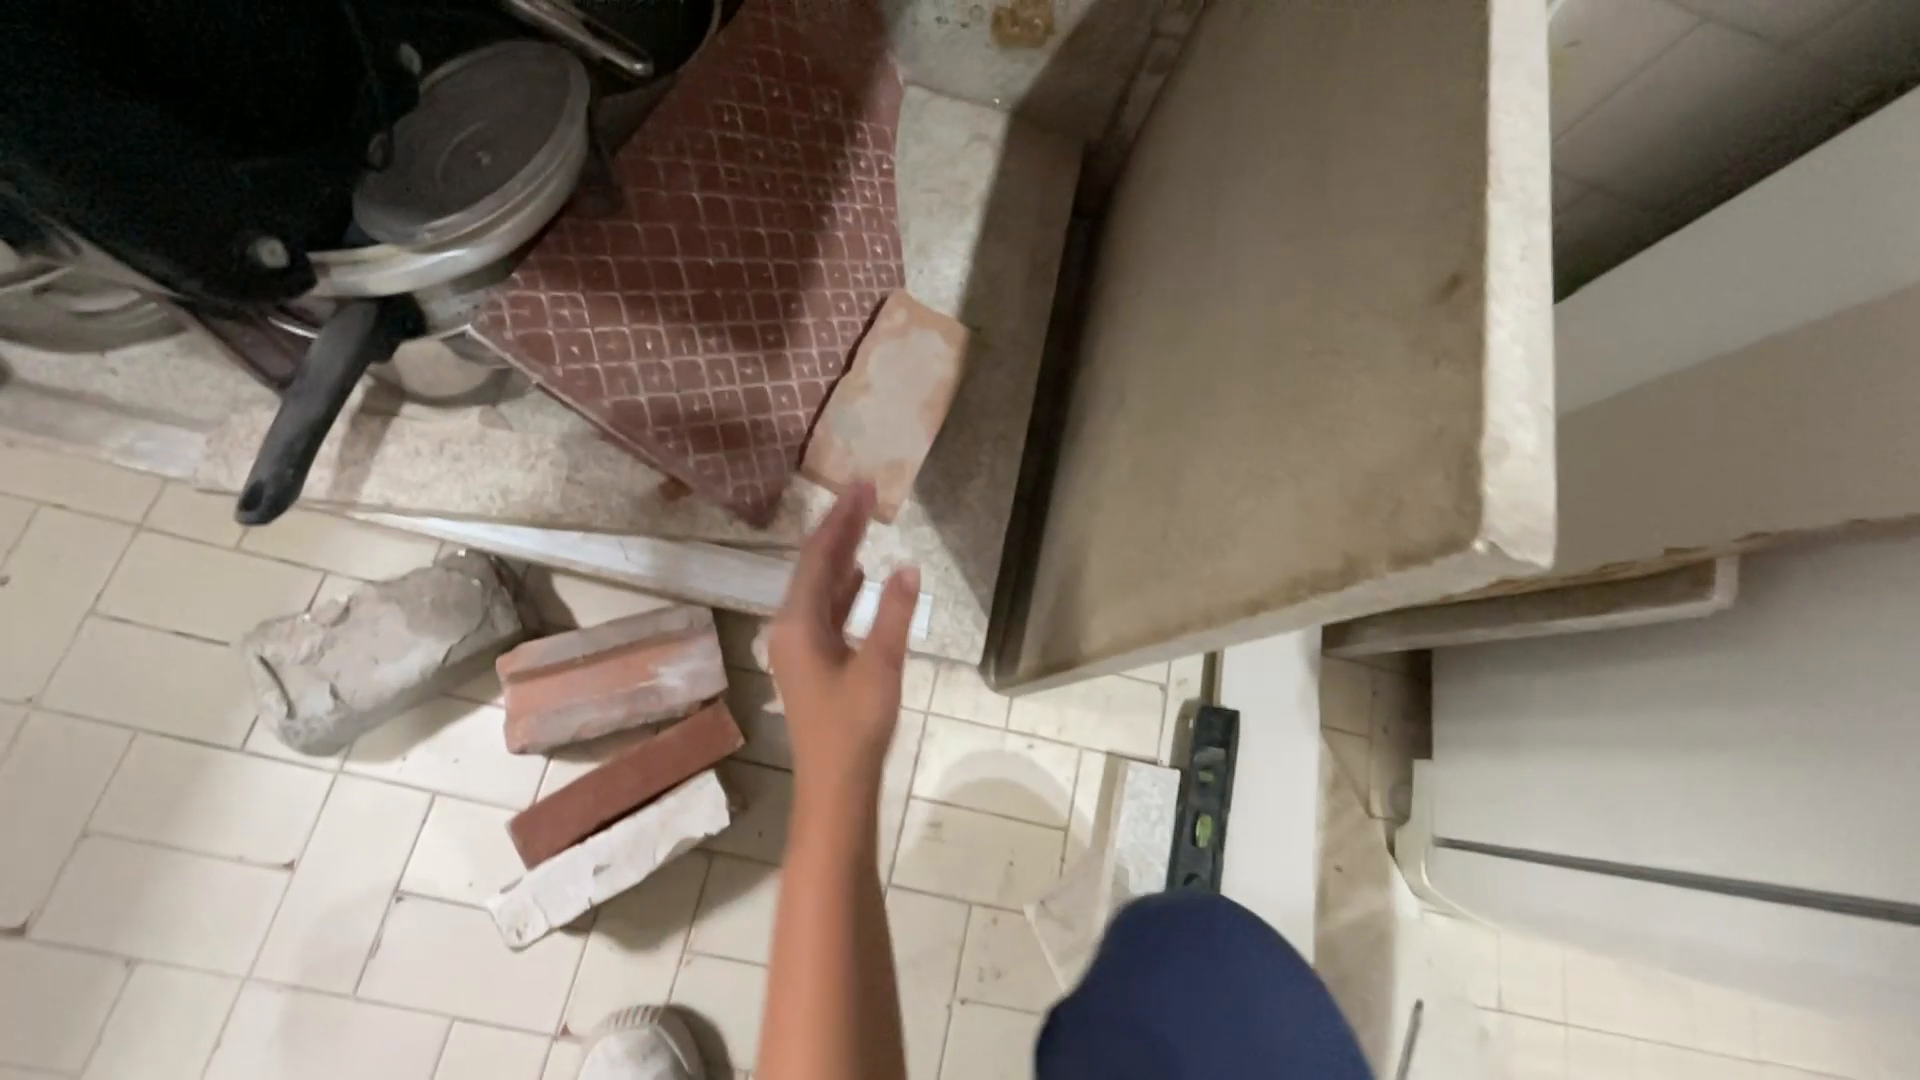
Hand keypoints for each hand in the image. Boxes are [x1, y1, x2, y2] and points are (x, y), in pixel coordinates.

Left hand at [770, 482, 920, 792]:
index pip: (818, 557)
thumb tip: (907, 567)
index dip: (840, 519)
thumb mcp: (880, 667)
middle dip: (840, 530)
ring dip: (842, 556)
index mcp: (797, 624)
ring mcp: (799, 646)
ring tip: (864, 523)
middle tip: (864, 492)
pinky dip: (843, 589)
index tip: (860, 485)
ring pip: (820, 588)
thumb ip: (892, 614)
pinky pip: (825, 611)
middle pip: (815, 567)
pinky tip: (860, 577)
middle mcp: (790, 628)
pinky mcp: (813, 662)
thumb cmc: (854, 726)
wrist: (836, 784)